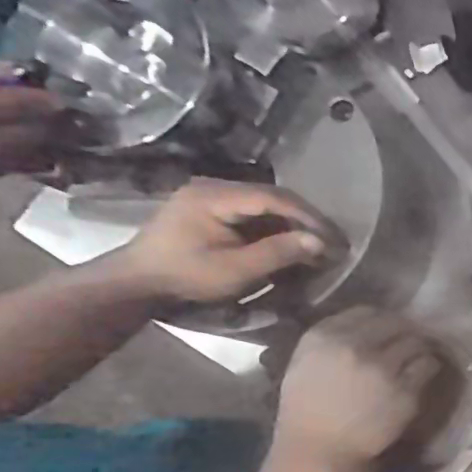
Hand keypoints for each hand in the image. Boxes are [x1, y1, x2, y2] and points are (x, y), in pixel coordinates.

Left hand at [115, 179, 333, 303]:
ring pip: (266, 206)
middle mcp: (213, 187)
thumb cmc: (185, 277)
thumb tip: (320, 242)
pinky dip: (278, 229)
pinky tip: (293, 245)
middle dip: (306, 221)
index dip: (309, 217)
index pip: (274, 197)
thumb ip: (278, 253)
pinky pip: (255, 214)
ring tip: (317, 247)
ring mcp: (212, 197)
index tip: (334, 238)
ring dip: (294, 226)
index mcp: (214, 196)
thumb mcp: (236, 270)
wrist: (137, 284)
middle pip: (273, 198)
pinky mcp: (213, 211)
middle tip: (333, 243)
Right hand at [272, 308, 443, 471]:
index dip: (382, 319)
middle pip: (395, 323)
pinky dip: (429, 366)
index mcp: (324, 337)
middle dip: (406, 330)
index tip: (388, 327)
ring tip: (420, 355)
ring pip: (416, 342)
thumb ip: (330, 340)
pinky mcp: (405, 390)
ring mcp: (383, 368)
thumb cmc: (305, 412)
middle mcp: (355, 347)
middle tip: (411, 339)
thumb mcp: (304, 364)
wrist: (318, 452)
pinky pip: (427, 366)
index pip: (365, 311)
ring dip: (420, 347)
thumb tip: (363, 327)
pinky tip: (425, 371)